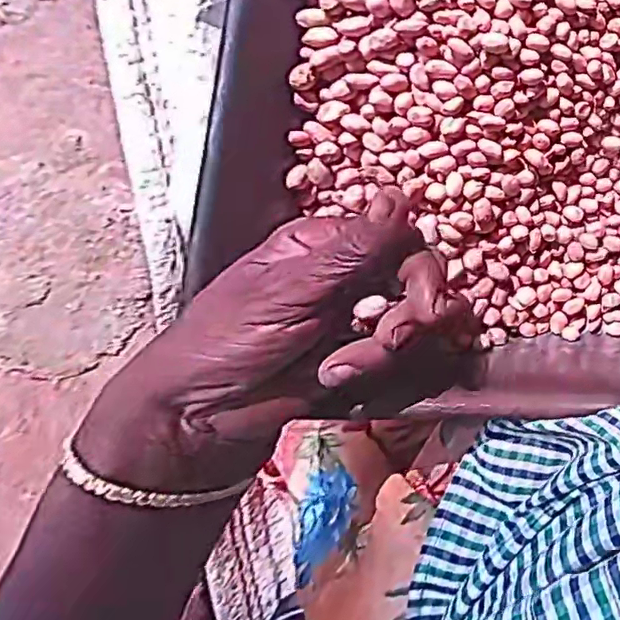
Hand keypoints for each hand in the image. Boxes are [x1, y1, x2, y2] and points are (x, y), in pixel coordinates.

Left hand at [74, 190, 475, 493]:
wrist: (192, 422)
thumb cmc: (221, 343)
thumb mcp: (286, 290)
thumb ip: (351, 249)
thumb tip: (398, 197)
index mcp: (331, 244)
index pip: (403, 240)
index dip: (422, 270)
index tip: (427, 302)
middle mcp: (354, 273)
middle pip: (420, 278)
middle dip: (411, 311)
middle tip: (392, 339)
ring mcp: (361, 314)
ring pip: (417, 317)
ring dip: (389, 345)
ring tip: (345, 364)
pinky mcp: (364, 351)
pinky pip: (401, 352)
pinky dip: (377, 365)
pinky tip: (338, 374)